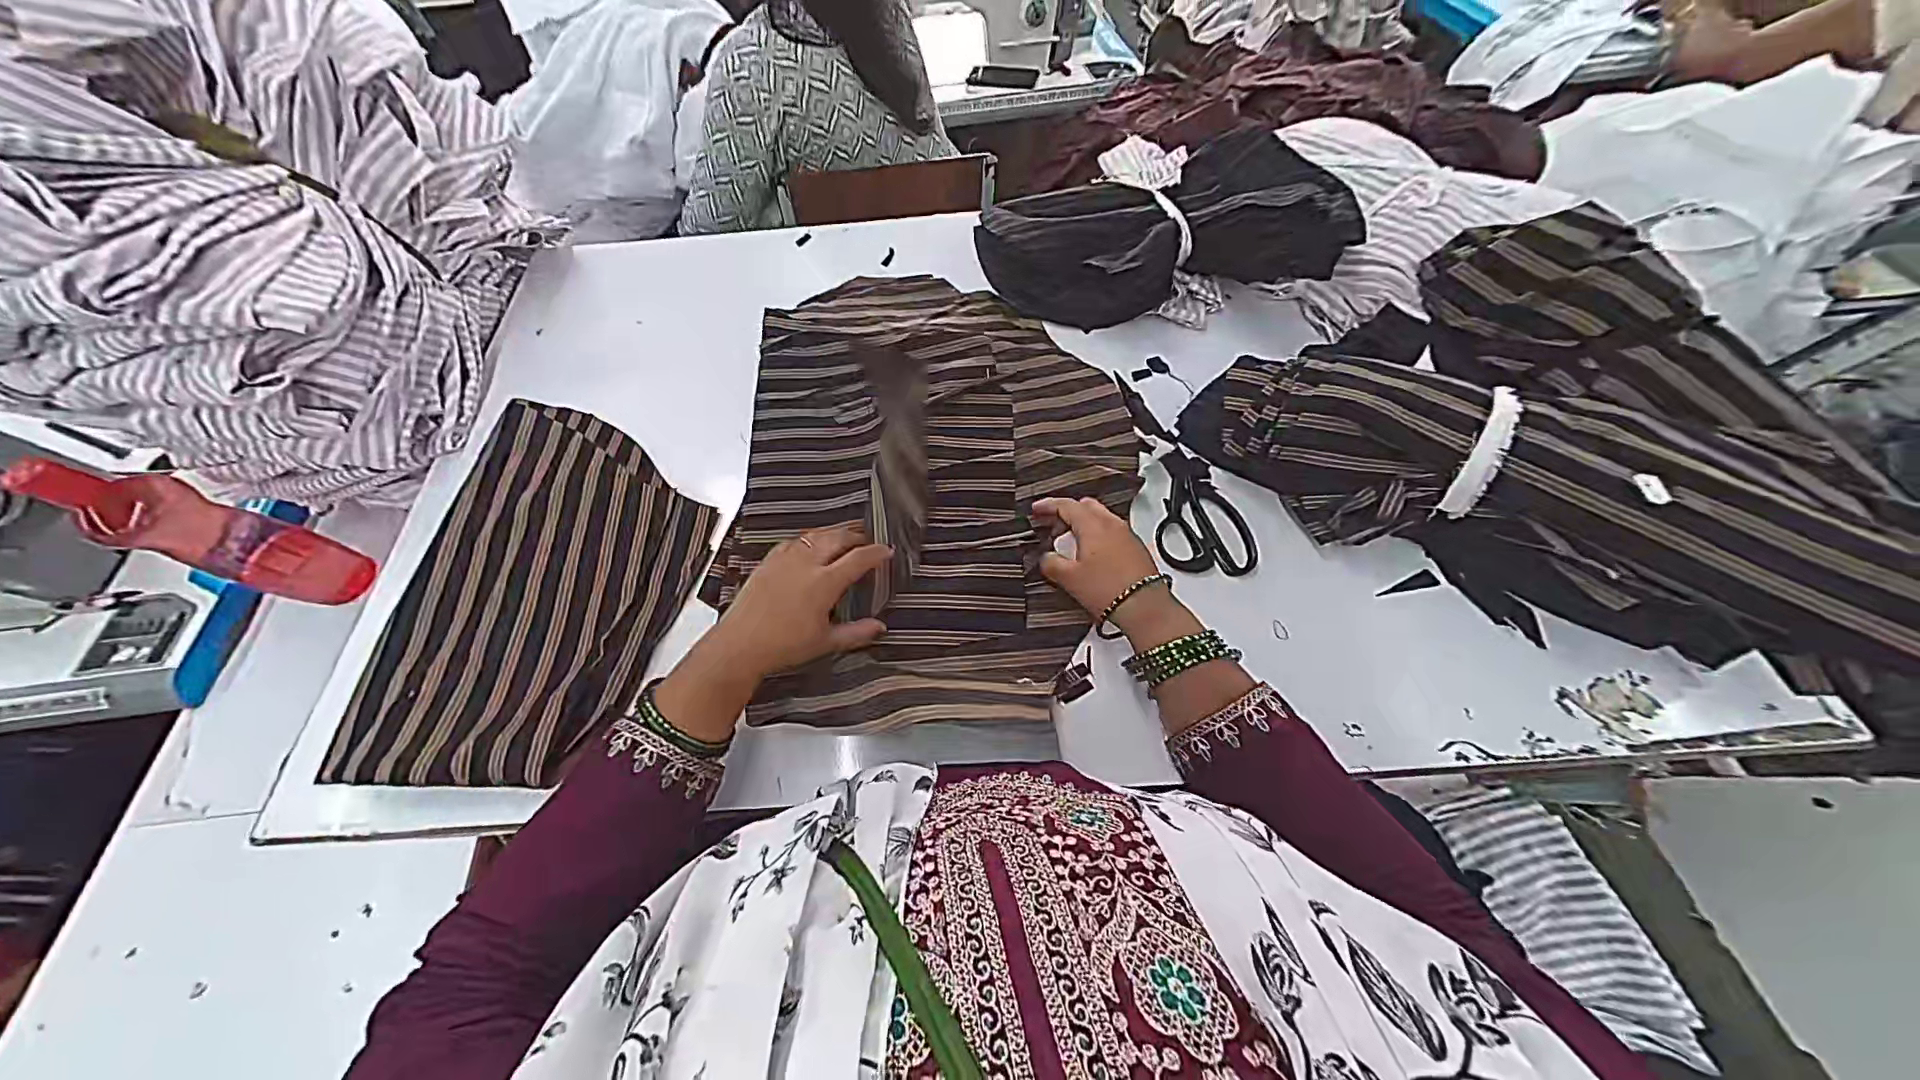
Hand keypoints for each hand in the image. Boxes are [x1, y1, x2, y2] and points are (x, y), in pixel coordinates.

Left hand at [701, 523, 891, 679]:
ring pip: (815, 535)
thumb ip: (856, 632)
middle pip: (838, 538)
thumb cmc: (782, 646)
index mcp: (824, 583)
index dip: (876, 552)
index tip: (885, 551)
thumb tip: (878, 627)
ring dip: (833, 534)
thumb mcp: (826, 642)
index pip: (858, 558)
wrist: (740, 646)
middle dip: (856, 537)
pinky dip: (808, 540)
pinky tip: (809, 547)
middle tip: (866, 542)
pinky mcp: (768, 563)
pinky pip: (793, 542)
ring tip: (842, 540)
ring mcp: (785, 560)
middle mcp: (806, 565)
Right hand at [1032, 496, 1199, 648]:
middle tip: (1052, 526)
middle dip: (1066, 513)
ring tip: (1070, 544)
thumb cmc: (1111, 590)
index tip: (1037, 510)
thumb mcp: (1069, 578)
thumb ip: (1051, 563)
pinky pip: (1112, 533)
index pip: (1066, 505)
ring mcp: (1127, 535)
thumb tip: (1046, 558)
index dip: (1048, 505)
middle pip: (1085, 506)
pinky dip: (1098, 536)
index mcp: (1093, 525)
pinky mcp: (1135, 549)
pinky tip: (1090, 556)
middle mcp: (1112, 524)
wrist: (1144, 607)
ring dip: (1083, 525)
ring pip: (1100, 518)